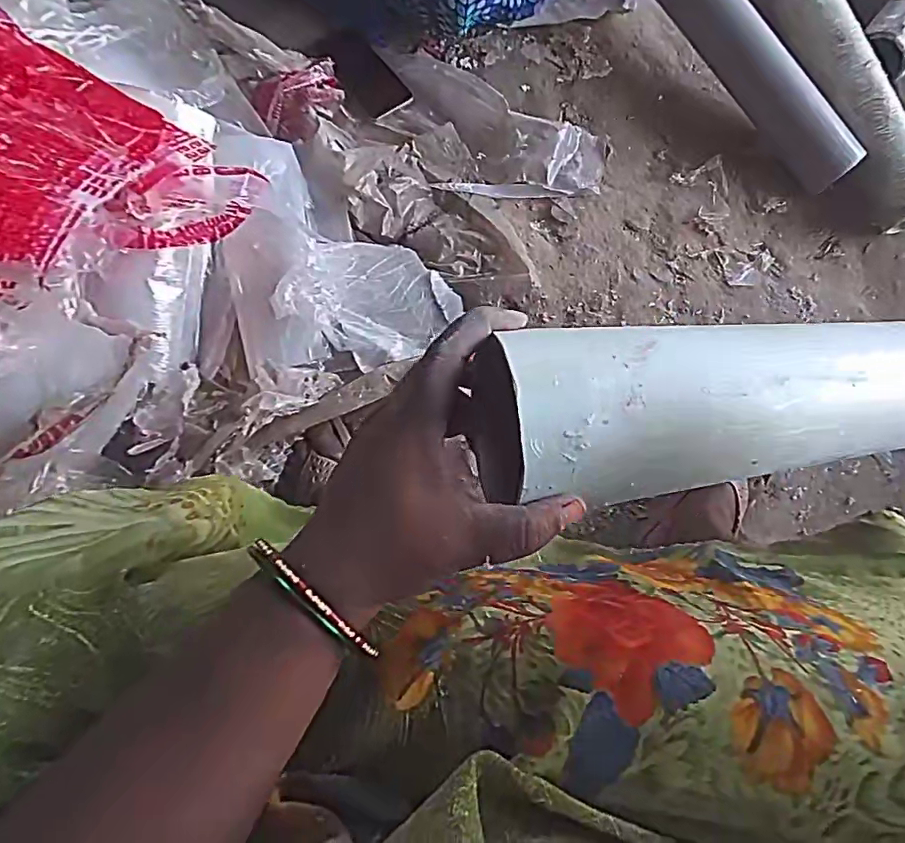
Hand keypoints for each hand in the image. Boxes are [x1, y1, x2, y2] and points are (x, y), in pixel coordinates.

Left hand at [283, 307, 585, 624]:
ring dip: (466, 387)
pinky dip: (449, 410)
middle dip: (484, 358)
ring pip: (429, 386)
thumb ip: (528, 524)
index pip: (451, 348)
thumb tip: (576, 507)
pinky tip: (470, 440)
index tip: (520, 327)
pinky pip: (419, 408)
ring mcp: (382, 427)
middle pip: (442, 361)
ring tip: (504, 403)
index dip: (486, 326)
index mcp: (416, 417)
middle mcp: (396, 411)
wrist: (329, 578)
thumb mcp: (471, 538)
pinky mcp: (378, 444)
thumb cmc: (395, 549)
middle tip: (523, 367)